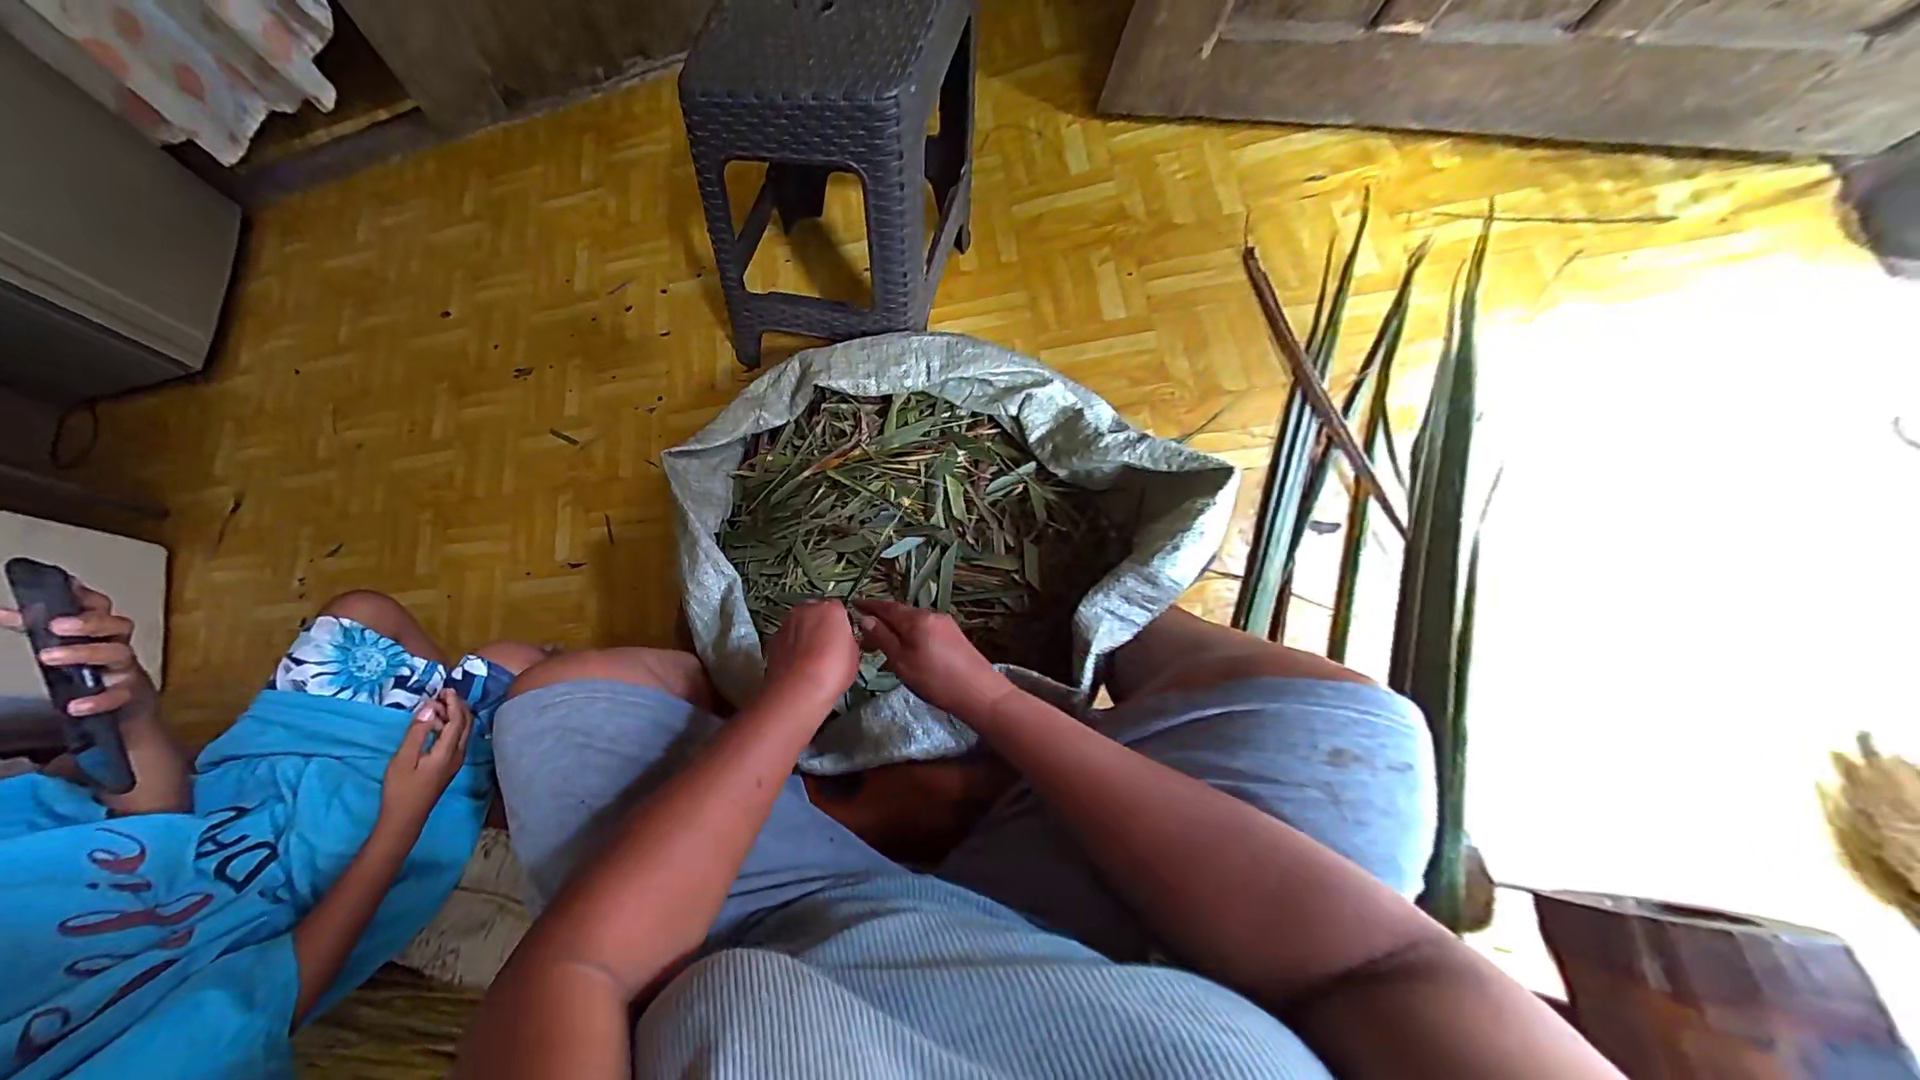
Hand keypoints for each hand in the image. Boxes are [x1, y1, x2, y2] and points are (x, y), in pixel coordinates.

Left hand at [1, 583, 157, 722]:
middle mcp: (116, 646)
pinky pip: (118, 695)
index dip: (84, 596)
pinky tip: (75, 705)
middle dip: (92, 622)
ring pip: (118, 653)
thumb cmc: (90, 680)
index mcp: (100, 634)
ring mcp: (124, 670)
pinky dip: (99, 699)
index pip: (99, 608)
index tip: (64, 584)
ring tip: (48, 657)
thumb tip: (4, 612)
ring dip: (86, 652)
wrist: (122, 718)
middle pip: (119, 625)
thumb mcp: (66, 655)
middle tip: (57, 625)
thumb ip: (42, 634)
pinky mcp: (127, 695)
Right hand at [380, 689, 471, 832]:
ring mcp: (457, 760)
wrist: (405, 818)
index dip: (454, 703)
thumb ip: (417, 733)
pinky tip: (434, 725)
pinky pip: (456, 739)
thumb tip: (430, 708)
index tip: (445, 690)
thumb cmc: (401, 789)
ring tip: (435, 707)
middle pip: (466, 723)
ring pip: (462, 731)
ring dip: (453, 716)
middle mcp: (459, 753)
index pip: (459, 720)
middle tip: (442, 694)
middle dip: (457, 706)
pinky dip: (449, 727)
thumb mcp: (403, 759)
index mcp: (449, 751)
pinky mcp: (450, 764)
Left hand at [762, 600, 859, 705]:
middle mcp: (807, 609)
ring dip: (804, 634)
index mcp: (831, 609)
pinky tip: (797, 663)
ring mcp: (787, 622)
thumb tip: (842, 641)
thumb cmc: (832, 670)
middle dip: (820, 625)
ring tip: (810, 657)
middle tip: (826, 646)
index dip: (841, 624)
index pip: (838, 609)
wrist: (799, 688)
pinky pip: (786, 637)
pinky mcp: (773, 638)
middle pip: (816, 612)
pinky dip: (791, 646)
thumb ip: (847, 639)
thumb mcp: (854, 654)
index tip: (842, 638)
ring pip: (799, 624)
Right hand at [852, 598, 1013, 719]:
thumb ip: (883, 639)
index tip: (853, 604)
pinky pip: (924, 628)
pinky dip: (910, 634)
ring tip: (881, 643)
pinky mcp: (954, 635)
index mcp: (916, 619)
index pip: (887, 606)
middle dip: (881, 619)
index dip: (869, 605)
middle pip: (900, 612)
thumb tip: (865, 619)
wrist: (980, 692)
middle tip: (862, 632)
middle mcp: (931, 614)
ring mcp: (945, 623)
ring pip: (913, 621)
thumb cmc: (936, 680)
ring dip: (896, 628)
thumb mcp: (902, 662)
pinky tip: (905, 648)